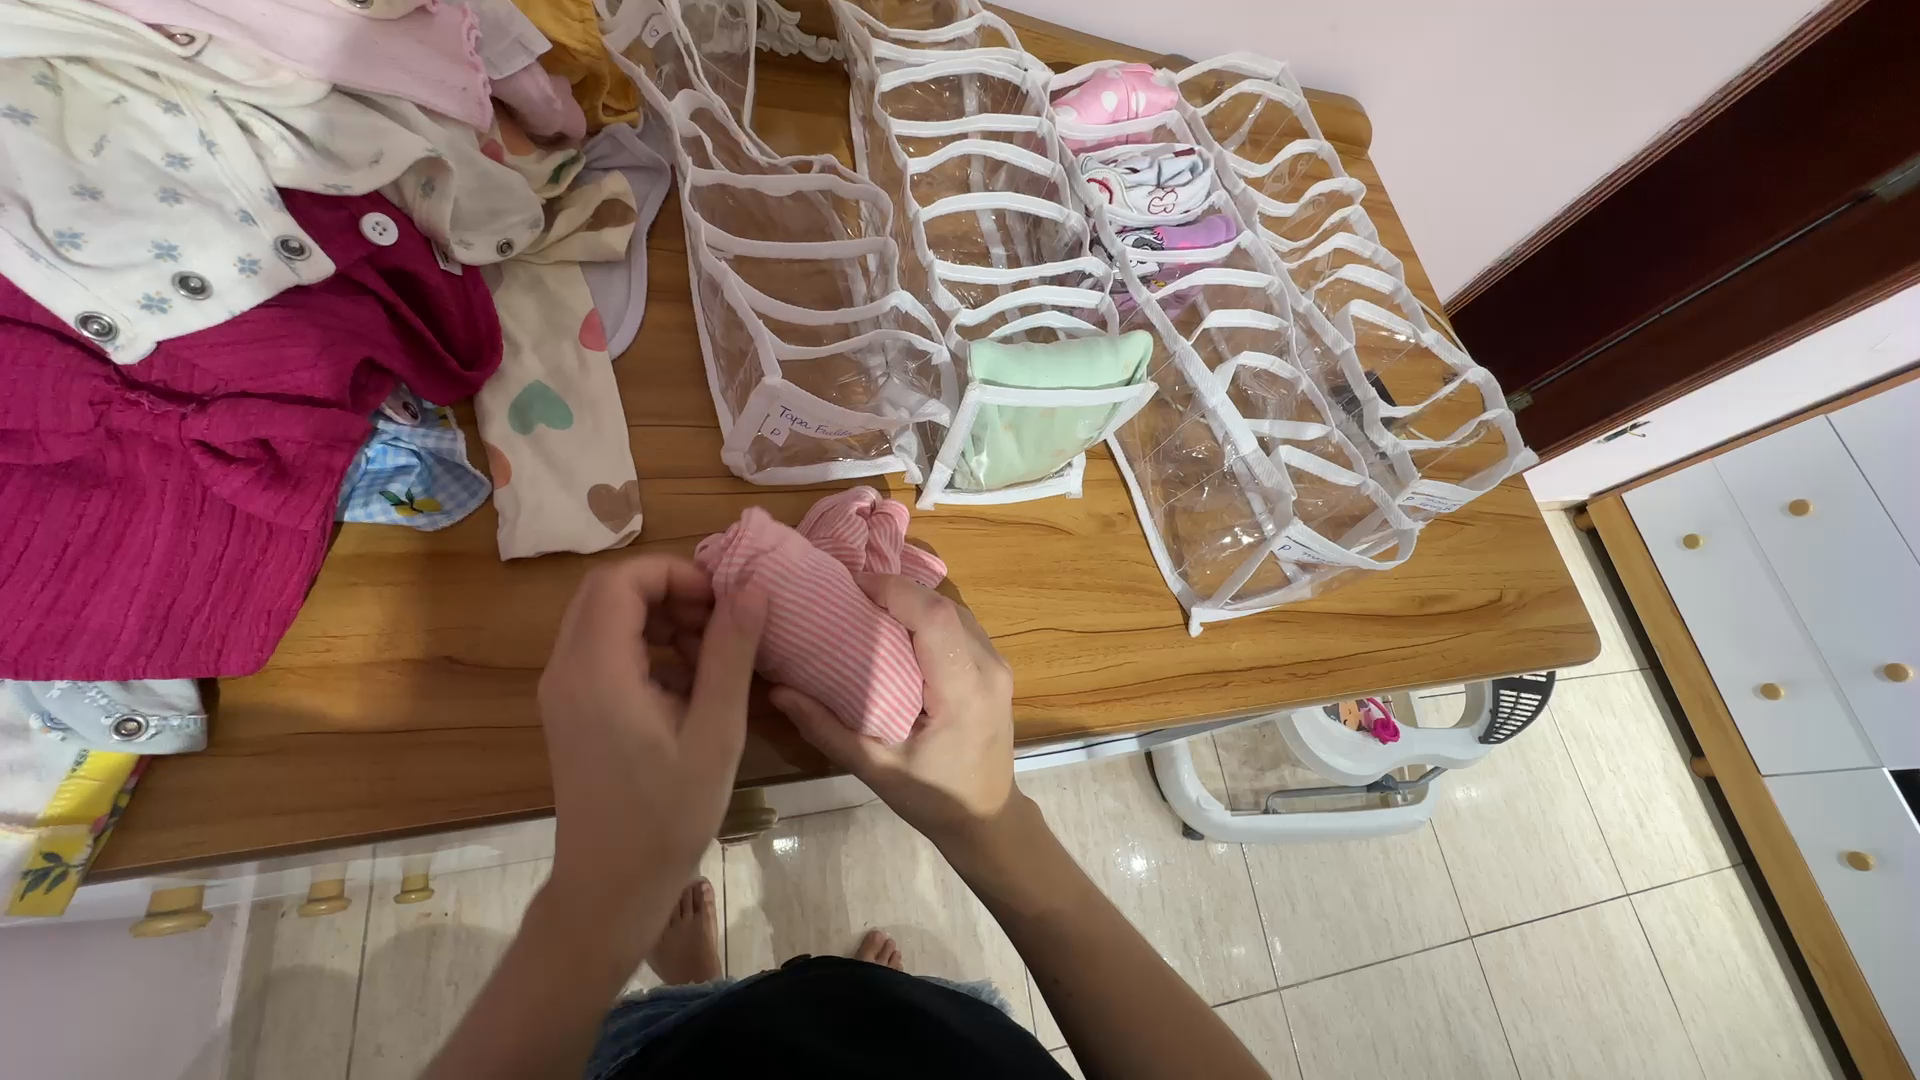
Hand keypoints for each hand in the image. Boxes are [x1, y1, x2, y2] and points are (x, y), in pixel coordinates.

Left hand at [537, 555, 765, 933]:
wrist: (611, 885)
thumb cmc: (668, 814)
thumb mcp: (715, 731)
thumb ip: (730, 653)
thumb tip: (752, 589)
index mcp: (597, 671)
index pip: (621, 580)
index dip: (675, 573)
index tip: (723, 601)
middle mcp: (567, 670)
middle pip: (608, 590)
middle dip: (669, 590)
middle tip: (720, 620)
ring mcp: (563, 689)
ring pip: (604, 616)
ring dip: (659, 616)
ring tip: (709, 651)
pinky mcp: (571, 707)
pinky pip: (604, 647)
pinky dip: (646, 643)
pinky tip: (687, 680)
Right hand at [770, 573, 1017, 850]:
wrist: (987, 819)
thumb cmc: (932, 798)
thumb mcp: (875, 768)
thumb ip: (827, 727)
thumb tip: (779, 691)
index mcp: (963, 690)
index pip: (934, 617)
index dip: (895, 590)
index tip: (853, 587)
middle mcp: (989, 668)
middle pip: (945, 606)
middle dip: (900, 591)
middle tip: (855, 596)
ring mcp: (998, 666)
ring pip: (957, 610)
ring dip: (916, 601)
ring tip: (873, 606)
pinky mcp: (996, 669)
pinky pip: (963, 627)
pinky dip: (931, 617)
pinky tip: (901, 627)